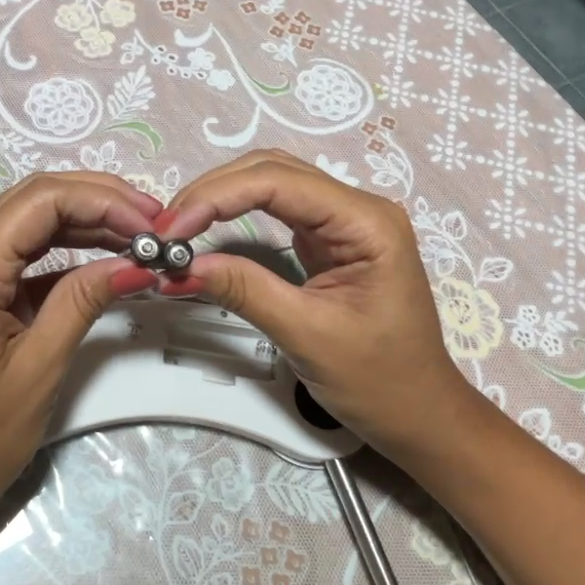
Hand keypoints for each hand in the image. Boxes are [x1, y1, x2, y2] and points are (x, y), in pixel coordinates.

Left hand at [0, 173, 163, 527]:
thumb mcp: (38, 368)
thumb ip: (83, 302)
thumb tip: (137, 260)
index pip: (39, 201)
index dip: (102, 200)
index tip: (152, 223)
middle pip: (34, 200)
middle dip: (98, 201)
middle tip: (156, 222)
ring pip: (31, 223)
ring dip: (86, 221)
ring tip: (142, 235)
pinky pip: (25, 257)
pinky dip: (69, 253)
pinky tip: (108, 260)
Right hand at [153, 150, 470, 448]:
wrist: (418, 412)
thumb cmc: (379, 379)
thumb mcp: (307, 335)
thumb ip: (244, 290)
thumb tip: (179, 269)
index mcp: (366, 222)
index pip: (279, 182)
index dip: (217, 197)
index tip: (172, 231)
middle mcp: (357, 209)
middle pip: (272, 171)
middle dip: (213, 192)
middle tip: (166, 231)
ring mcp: (343, 222)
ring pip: (271, 184)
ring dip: (220, 198)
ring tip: (179, 229)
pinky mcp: (328, 241)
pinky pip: (275, 210)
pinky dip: (235, 214)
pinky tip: (207, 229)